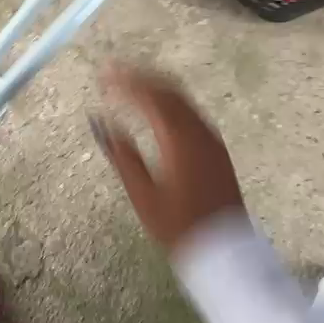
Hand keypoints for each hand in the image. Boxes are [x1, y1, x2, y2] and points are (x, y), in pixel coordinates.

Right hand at [92, 63, 244, 252]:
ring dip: (154, 85)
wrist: (224, 250)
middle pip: (166, 88)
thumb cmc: (178, 226)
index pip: (148, 95)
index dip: (123, 82)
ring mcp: (210, 137)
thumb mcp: (142, 194)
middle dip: (138, 76)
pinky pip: (190, 110)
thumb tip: (99, 121)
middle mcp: (197, 129)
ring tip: (130, 83)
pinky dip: (169, 100)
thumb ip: (121, 153)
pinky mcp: (216, 147)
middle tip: (113, 72)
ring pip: (180, 97)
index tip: (103, 75)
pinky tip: (156, 108)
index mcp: (177, 137)